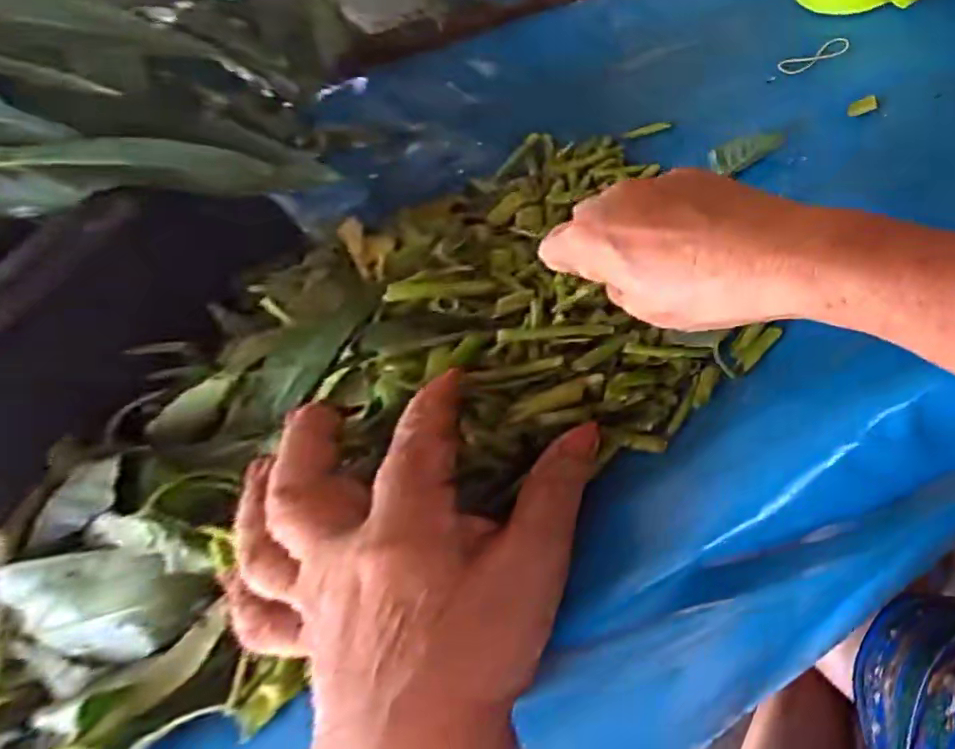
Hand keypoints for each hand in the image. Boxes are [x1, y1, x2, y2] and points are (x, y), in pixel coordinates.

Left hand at [224, 373, 598, 748]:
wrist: (421, 744)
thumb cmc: (483, 643)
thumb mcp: (536, 559)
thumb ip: (555, 490)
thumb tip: (582, 430)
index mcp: (403, 531)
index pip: (415, 451)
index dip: (432, 408)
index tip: (449, 376)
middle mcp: (345, 559)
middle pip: (306, 495)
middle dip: (309, 447)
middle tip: (316, 411)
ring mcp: (316, 608)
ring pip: (266, 548)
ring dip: (257, 503)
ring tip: (257, 471)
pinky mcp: (307, 648)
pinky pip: (260, 614)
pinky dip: (244, 587)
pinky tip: (239, 571)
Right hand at [539, 168, 817, 329]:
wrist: (786, 252)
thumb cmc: (713, 293)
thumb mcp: (654, 311)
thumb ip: (621, 287)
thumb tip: (622, 272)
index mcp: (595, 235)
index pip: (555, 247)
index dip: (577, 266)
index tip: (606, 278)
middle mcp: (619, 197)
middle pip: (594, 218)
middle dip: (610, 239)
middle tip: (652, 268)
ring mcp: (662, 179)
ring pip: (636, 202)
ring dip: (648, 222)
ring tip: (692, 251)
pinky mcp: (700, 173)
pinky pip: (673, 194)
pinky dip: (682, 210)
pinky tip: (717, 231)